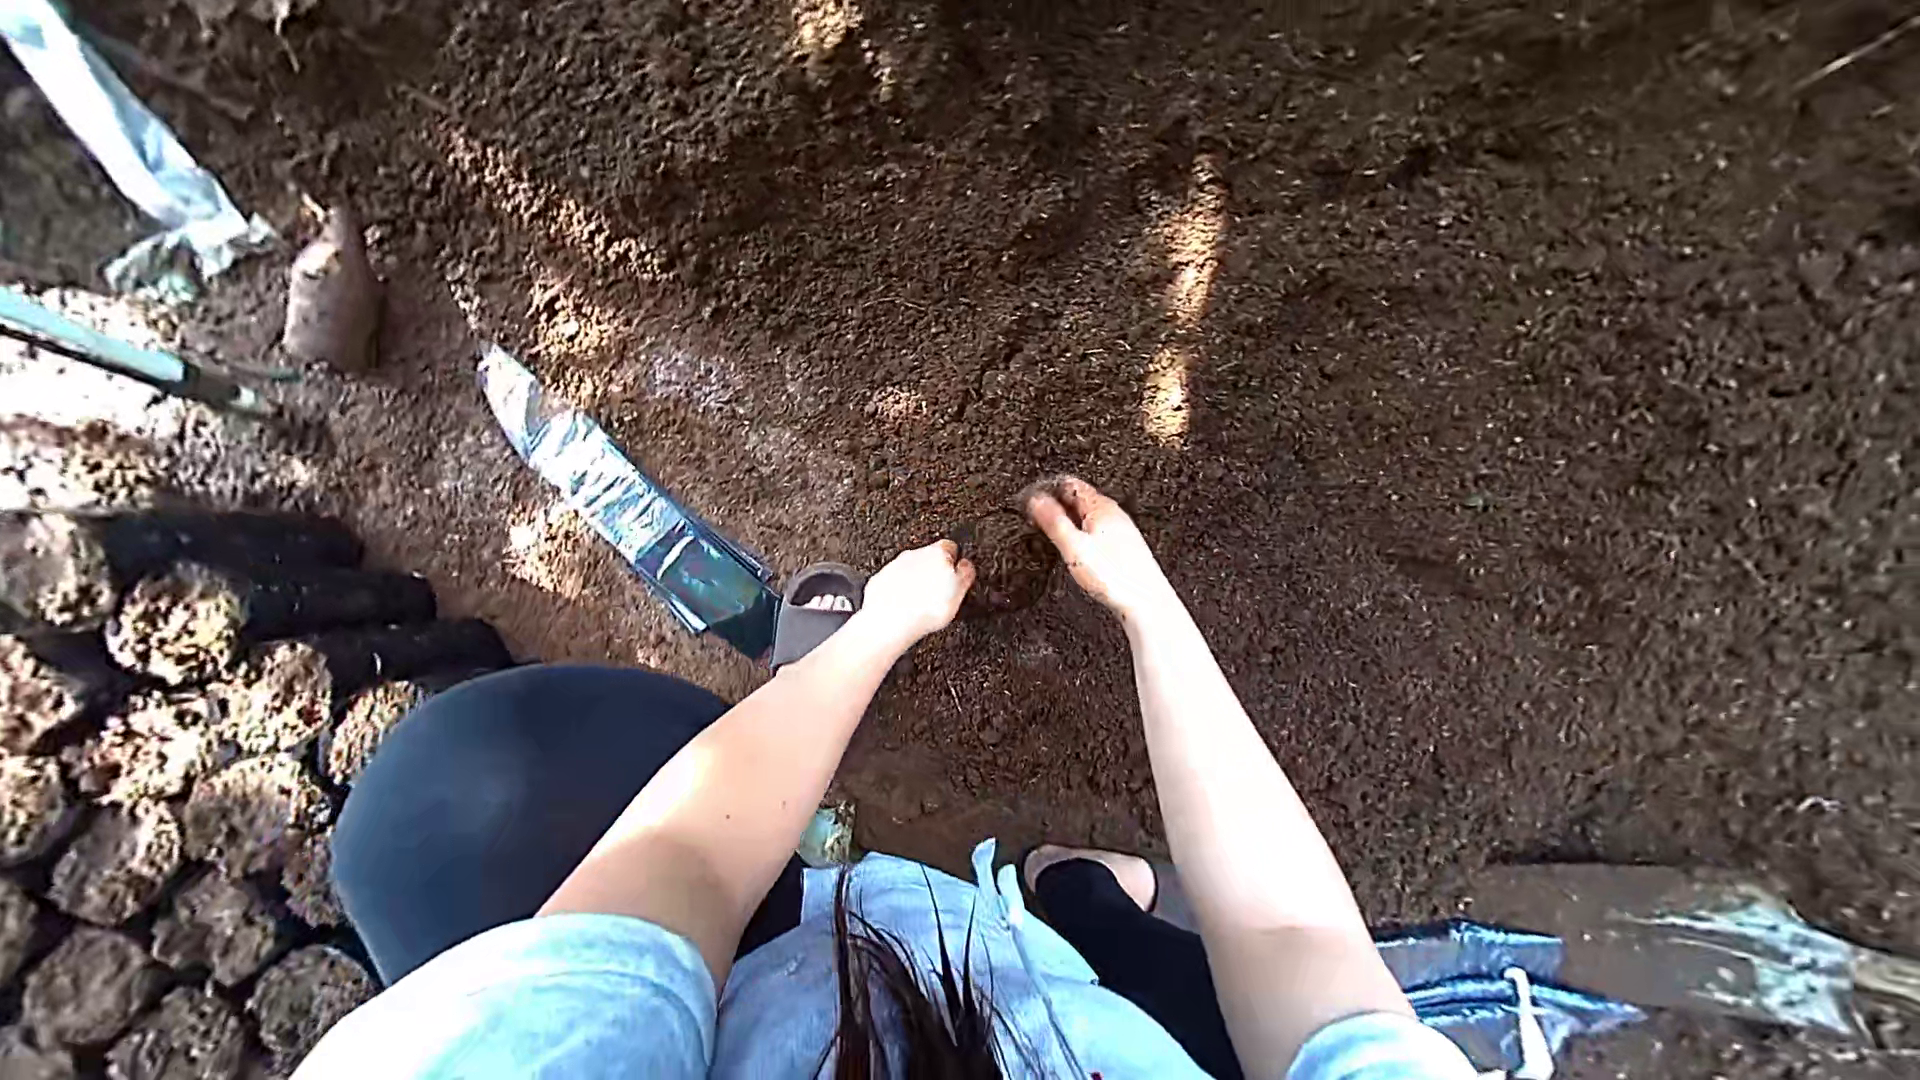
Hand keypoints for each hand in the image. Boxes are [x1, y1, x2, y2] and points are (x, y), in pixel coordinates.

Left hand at [855, 540, 975, 649]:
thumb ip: (965, 575)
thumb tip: (967, 566)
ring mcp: (895, 566)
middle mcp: (914, 554)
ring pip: (911, 569)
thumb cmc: (925, 610)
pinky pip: (893, 581)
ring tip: (921, 603)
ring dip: (916, 581)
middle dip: (934, 571)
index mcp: (937, 553)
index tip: (955, 576)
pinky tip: (905, 606)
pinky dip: (899, 590)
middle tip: (938, 593)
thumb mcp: (959, 594)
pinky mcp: (880, 579)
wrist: (890, 622)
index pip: (952, 548)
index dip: (954, 563)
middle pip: (929, 557)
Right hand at [1024, 476, 1179, 621]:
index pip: (1070, 484)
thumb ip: (1054, 521)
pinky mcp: (1125, 547)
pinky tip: (1077, 547)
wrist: (1146, 602)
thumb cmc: (1115, 577)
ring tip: (1052, 529)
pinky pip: (1097, 530)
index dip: (1048, 488)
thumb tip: (1036, 501)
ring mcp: (1121, 530)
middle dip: (1057, 503)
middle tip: (1037, 513)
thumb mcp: (1074, 547)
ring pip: (1089, 515)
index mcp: (1102, 507)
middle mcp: (1115, 514)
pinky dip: (1081, 533)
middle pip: (1080, 498)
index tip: (1031, 497)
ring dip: (1069, 518)